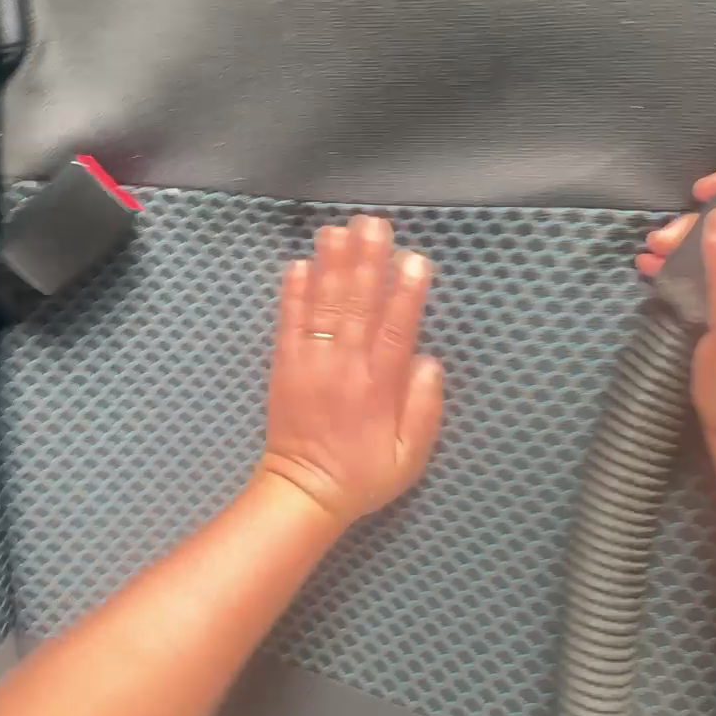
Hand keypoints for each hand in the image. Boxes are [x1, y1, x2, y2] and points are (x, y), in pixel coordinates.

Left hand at [261, 215, 444, 525]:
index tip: (416, 259)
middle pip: (357, 307)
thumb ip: (424, 408)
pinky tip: (299, 264)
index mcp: (378, 388)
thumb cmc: (363, 474)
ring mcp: (310, 362)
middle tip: (374, 224)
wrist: (302, 491)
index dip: (406, 295)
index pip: (396, 331)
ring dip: (331, 266)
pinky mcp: (285, 364)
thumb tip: (430, 360)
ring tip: (337, 230)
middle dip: (367, 263)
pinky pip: (289, 323)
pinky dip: (293, 293)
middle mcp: (344, 367)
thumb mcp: (411, 457)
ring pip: (323, 307)